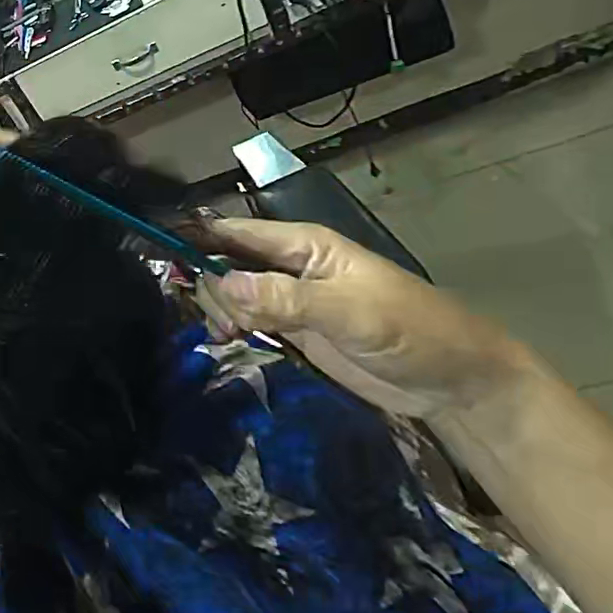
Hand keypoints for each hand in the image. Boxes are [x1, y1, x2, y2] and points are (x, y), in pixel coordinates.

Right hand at [198, 218, 534, 417]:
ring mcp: (291, 299)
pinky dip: (233, 325)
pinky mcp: (295, 331)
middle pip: (229, 261)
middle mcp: (291, 265)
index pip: (239, 231)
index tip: (160, 244)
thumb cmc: (409, 329)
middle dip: (213, 282)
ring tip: (226, 333)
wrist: (453, 382)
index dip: (200, 234)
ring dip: (220, 306)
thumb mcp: (348, 311)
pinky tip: (228, 338)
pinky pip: (250, 319)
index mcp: (304, 244)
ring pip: (235, 291)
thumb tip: (222, 286)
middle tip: (224, 319)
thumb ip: (284, 298)